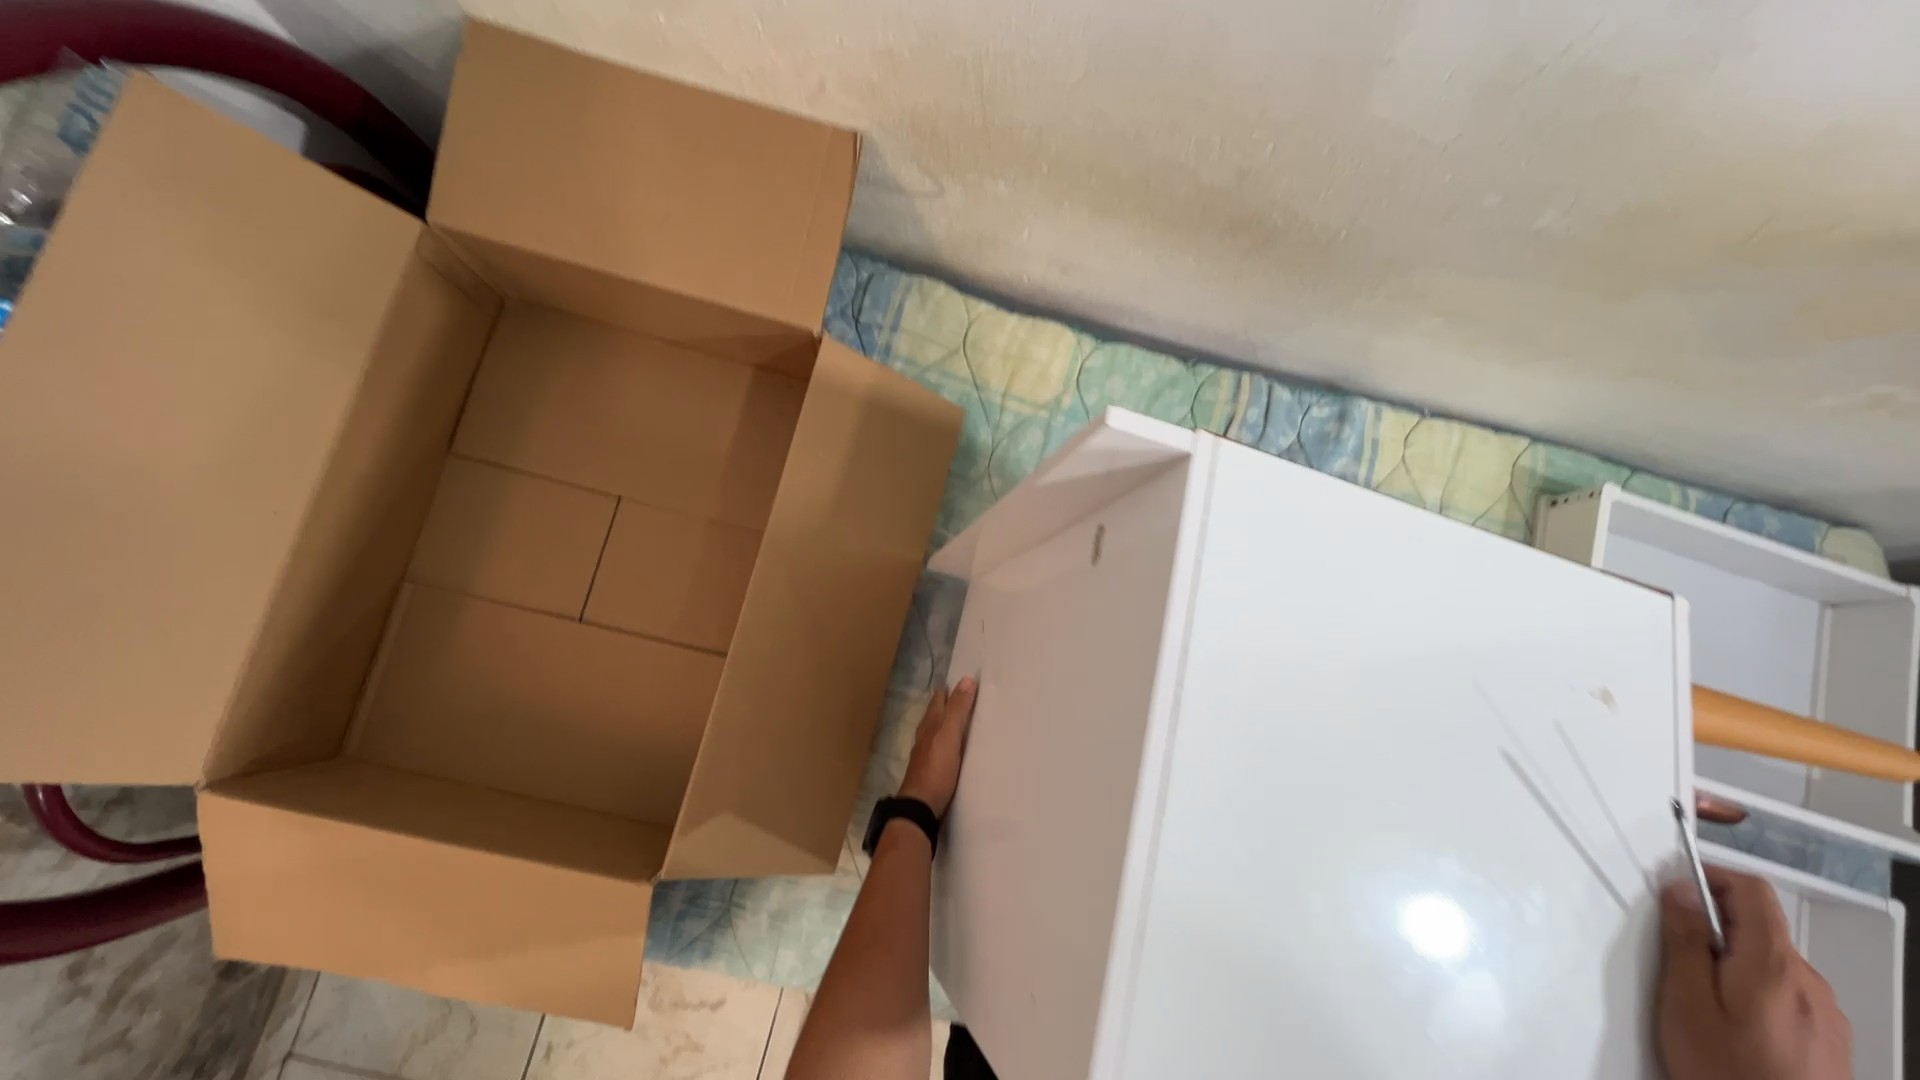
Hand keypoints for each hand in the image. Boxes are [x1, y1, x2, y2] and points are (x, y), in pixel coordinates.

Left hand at [898, 676, 976, 816]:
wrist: (920, 806)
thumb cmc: (936, 770)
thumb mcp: (949, 736)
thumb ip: (957, 710)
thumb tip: (967, 679)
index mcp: (930, 726)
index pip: (938, 701)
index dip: (947, 690)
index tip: (960, 681)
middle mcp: (924, 737)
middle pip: (934, 715)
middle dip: (944, 704)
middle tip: (959, 695)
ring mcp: (924, 755)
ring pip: (934, 732)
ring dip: (943, 723)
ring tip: (955, 720)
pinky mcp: (929, 771)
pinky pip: (938, 749)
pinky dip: (944, 742)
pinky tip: (949, 748)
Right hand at [1658, 865, 1851, 1079]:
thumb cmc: (1725, 1069)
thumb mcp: (1686, 999)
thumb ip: (1685, 939)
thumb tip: (1682, 891)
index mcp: (1775, 966)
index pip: (1752, 891)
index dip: (1711, 876)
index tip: (1675, 886)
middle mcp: (1811, 983)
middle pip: (1761, 928)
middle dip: (1715, 927)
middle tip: (1674, 952)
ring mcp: (1828, 1015)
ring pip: (1772, 963)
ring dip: (1733, 961)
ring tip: (1699, 995)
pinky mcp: (1831, 1041)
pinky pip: (1788, 993)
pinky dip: (1754, 989)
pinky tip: (1732, 1023)